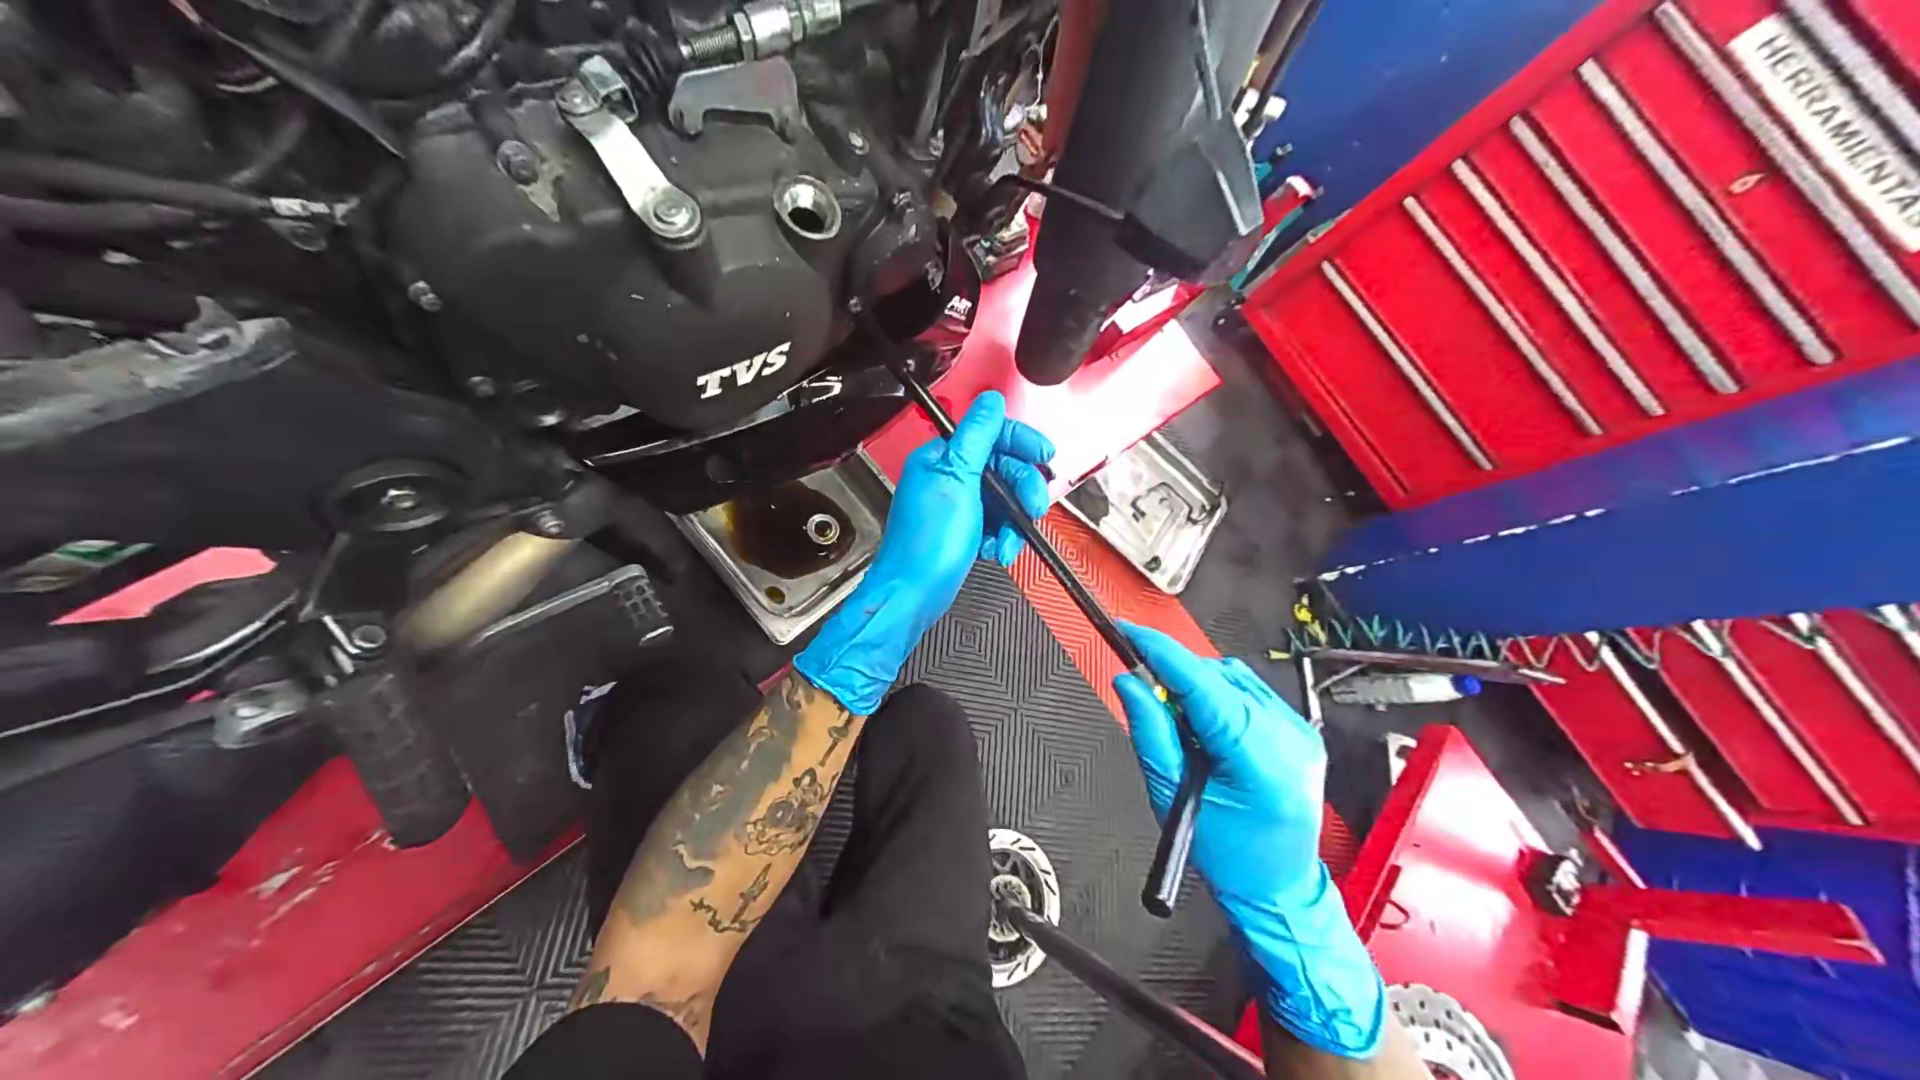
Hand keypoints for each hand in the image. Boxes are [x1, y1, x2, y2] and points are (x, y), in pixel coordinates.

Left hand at [795, 391, 1052, 714]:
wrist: (914, 597)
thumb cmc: (925, 546)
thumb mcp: (958, 482)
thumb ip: (977, 436)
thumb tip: (990, 401)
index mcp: (942, 459)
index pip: (990, 433)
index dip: (1021, 442)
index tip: (1044, 455)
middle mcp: (949, 477)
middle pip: (1004, 468)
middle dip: (1023, 490)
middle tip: (1032, 507)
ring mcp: (958, 504)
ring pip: (1006, 498)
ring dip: (1014, 521)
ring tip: (1009, 540)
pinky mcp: (965, 528)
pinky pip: (999, 522)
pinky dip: (1003, 537)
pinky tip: (996, 549)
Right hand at [1113, 623, 1385, 1059]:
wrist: (1276, 884)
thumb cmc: (1230, 855)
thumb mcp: (1173, 795)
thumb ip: (1150, 731)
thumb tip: (1130, 684)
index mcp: (1261, 759)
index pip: (1202, 683)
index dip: (1161, 651)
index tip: (1131, 631)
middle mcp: (1288, 737)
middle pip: (1215, 675)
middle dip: (1174, 676)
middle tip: (1146, 694)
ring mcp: (1298, 730)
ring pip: (1231, 677)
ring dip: (1195, 686)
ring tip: (1181, 727)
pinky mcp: (1298, 728)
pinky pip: (1248, 689)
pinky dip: (1217, 695)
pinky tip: (1205, 726)